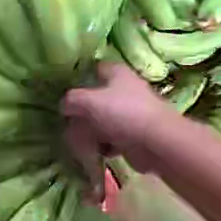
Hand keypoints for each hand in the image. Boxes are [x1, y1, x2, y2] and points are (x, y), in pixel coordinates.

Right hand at [62, 62, 180, 194]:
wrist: (157, 142)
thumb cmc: (123, 113)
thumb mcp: (89, 101)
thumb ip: (71, 100)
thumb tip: (63, 105)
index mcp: (117, 73)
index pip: (94, 68)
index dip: (79, 77)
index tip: (63, 88)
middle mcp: (125, 89)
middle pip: (97, 96)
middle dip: (82, 109)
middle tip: (66, 118)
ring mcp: (131, 113)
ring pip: (103, 119)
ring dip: (91, 129)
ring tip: (77, 138)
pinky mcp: (134, 135)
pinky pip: (111, 138)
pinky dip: (102, 145)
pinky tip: (93, 151)